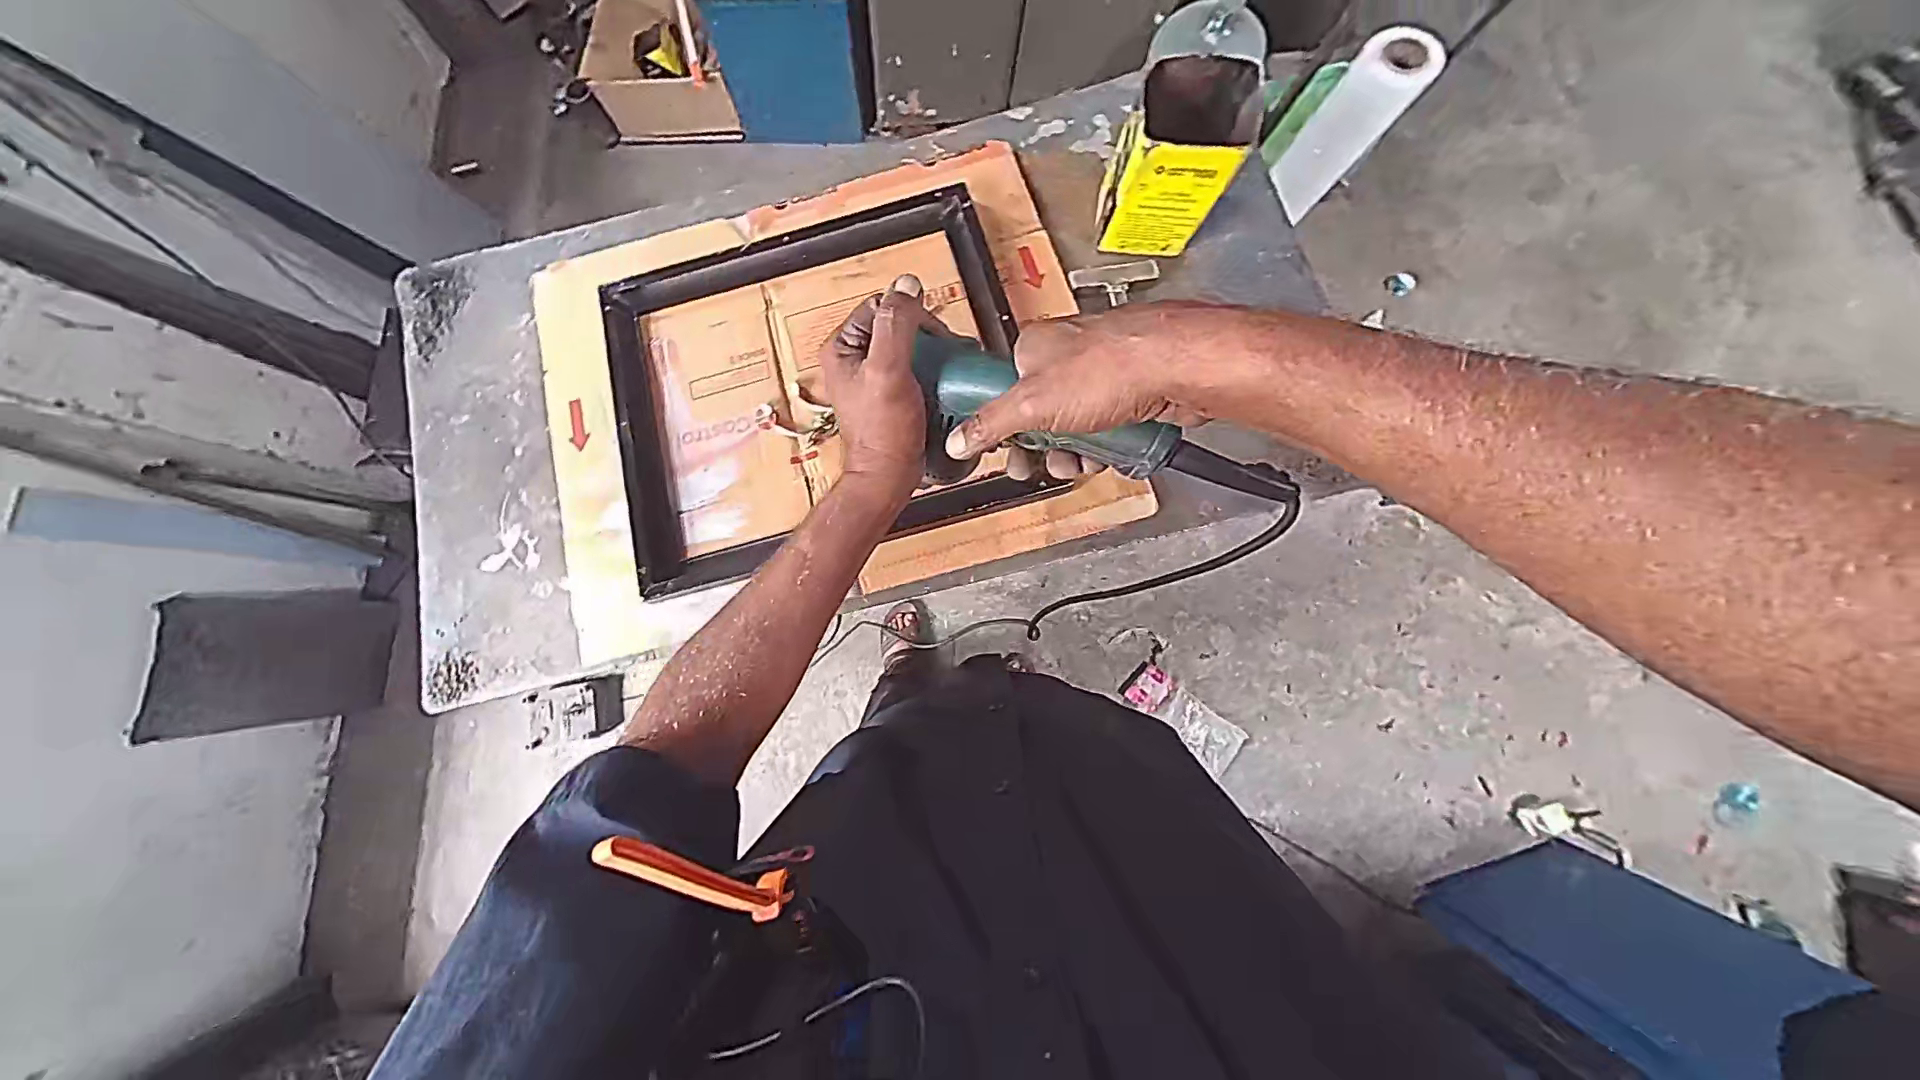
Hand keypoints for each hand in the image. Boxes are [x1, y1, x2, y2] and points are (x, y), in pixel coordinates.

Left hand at [818, 274, 940, 500]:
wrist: (889, 475)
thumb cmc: (881, 434)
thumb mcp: (888, 370)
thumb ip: (896, 325)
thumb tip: (906, 287)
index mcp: (842, 348)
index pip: (881, 307)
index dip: (911, 315)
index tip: (930, 334)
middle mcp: (855, 360)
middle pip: (899, 325)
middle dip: (927, 337)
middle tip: (942, 353)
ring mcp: (874, 378)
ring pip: (911, 347)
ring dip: (934, 355)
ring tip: (946, 369)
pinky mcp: (892, 394)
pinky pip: (917, 369)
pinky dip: (933, 372)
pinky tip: (942, 384)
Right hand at [945, 303, 1221, 476]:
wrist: (1181, 368)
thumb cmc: (1117, 366)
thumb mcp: (1034, 404)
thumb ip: (991, 423)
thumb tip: (958, 439)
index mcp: (1034, 348)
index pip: (998, 389)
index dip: (997, 425)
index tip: (996, 448)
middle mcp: (1065, 358)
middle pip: (1034, 414)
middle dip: (1037, 447)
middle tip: (1034, 464)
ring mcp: (1097, 377)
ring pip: (1069, 426)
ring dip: (1069, 453)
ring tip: (1077, 461)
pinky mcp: (1124, 396)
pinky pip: (1100, 429)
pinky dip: (1099, 447)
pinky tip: (1104, 454)